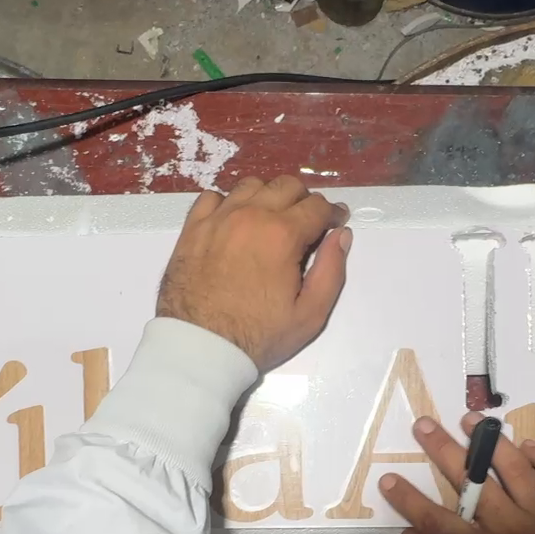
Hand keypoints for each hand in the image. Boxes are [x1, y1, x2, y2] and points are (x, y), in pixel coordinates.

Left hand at [156, 176, 352, 371]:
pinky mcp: (193, 228)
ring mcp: (218, 218)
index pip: (317, 207)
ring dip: (269, 197)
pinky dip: (230, 203)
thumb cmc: (258, 336)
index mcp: (282, 235)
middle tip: (307, 223)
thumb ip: (331, 272)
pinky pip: (214, 197)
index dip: (333, 213)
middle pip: (286, 186)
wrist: (200, 347)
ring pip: (251, 186)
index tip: (336, 222)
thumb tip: (341, 235)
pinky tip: (235, 222)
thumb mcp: (310, 315)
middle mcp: (250, 215)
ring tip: (272, 220)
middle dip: (304, 200)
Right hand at [380, 413, 534, 533]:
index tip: (388, 479)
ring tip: (470, 420)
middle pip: (470, 481)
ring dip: (489, 440)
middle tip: (425, 425)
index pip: (435, 520)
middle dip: (443, 449)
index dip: (408, 499)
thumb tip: (410, 532)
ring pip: (514, 466)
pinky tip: (524, 445)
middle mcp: (511, 527)